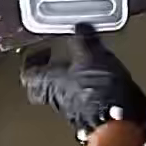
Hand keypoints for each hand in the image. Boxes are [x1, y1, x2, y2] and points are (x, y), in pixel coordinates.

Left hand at [21, 24, 145, 142]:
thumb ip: (82, 38)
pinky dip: (82, 91)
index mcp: (48, 81)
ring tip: (76, 69)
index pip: (28, 73)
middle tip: (52, 61)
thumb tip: (80, 26)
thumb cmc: (98, 88)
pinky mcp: (88, 115)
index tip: (40, 51)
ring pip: (58, 94)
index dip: (32, 61)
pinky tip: (95, 83)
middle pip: (39, 87)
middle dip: (44, 74)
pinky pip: (77, 101)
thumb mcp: (91, 52)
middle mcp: (55, 97)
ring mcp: (71, 108)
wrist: (117, 119)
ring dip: (64, 82)